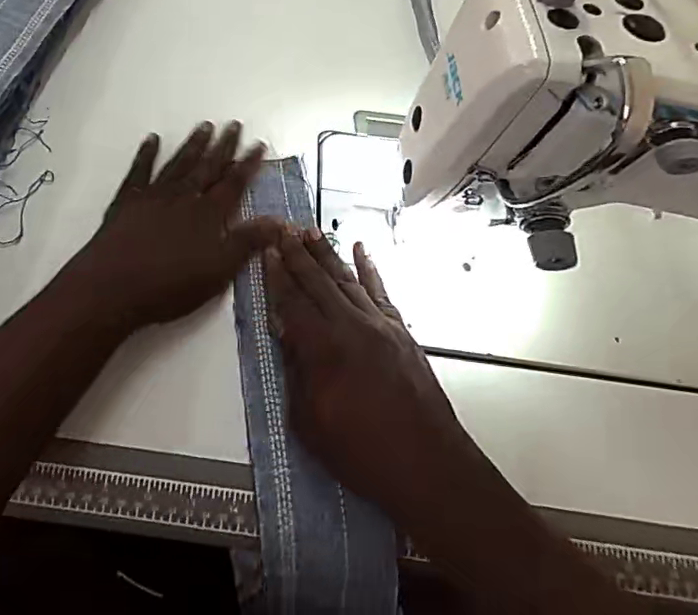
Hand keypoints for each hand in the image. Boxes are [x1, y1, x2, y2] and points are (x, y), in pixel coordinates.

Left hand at [62, 122, 278, 329]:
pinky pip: (140, 170)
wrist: (114, 285)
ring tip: (204, 126)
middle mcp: (183, 197)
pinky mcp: (127, 200)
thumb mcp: (218, 271)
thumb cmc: (170, 285)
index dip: (248, 164)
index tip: (258, 145)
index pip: (233, 183)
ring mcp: (153, 195)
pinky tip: (151, 140)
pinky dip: (146, 154)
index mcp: (207, 214)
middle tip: (234, 125)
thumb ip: (247, 243)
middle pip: (207, 166)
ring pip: (178, 163)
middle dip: (223, 146)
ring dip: (193, 145)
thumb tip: (278, 221)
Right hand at [265, 230, 467, 516]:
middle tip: (282, 228)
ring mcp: (380, 326)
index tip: (267, 252)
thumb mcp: (309, 422)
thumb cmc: (363, 455)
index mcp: (324, 348)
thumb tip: (288, 339)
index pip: (292, 301)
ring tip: (310, 231)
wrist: (429, 469)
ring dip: (326, 253)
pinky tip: (361, 251)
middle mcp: (352, 327)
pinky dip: (369, 269)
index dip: (276, 275)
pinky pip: (380, 292)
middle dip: (297, 252)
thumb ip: (295, 373)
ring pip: (346, 279)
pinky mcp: (402, 333)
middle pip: (317, 280)